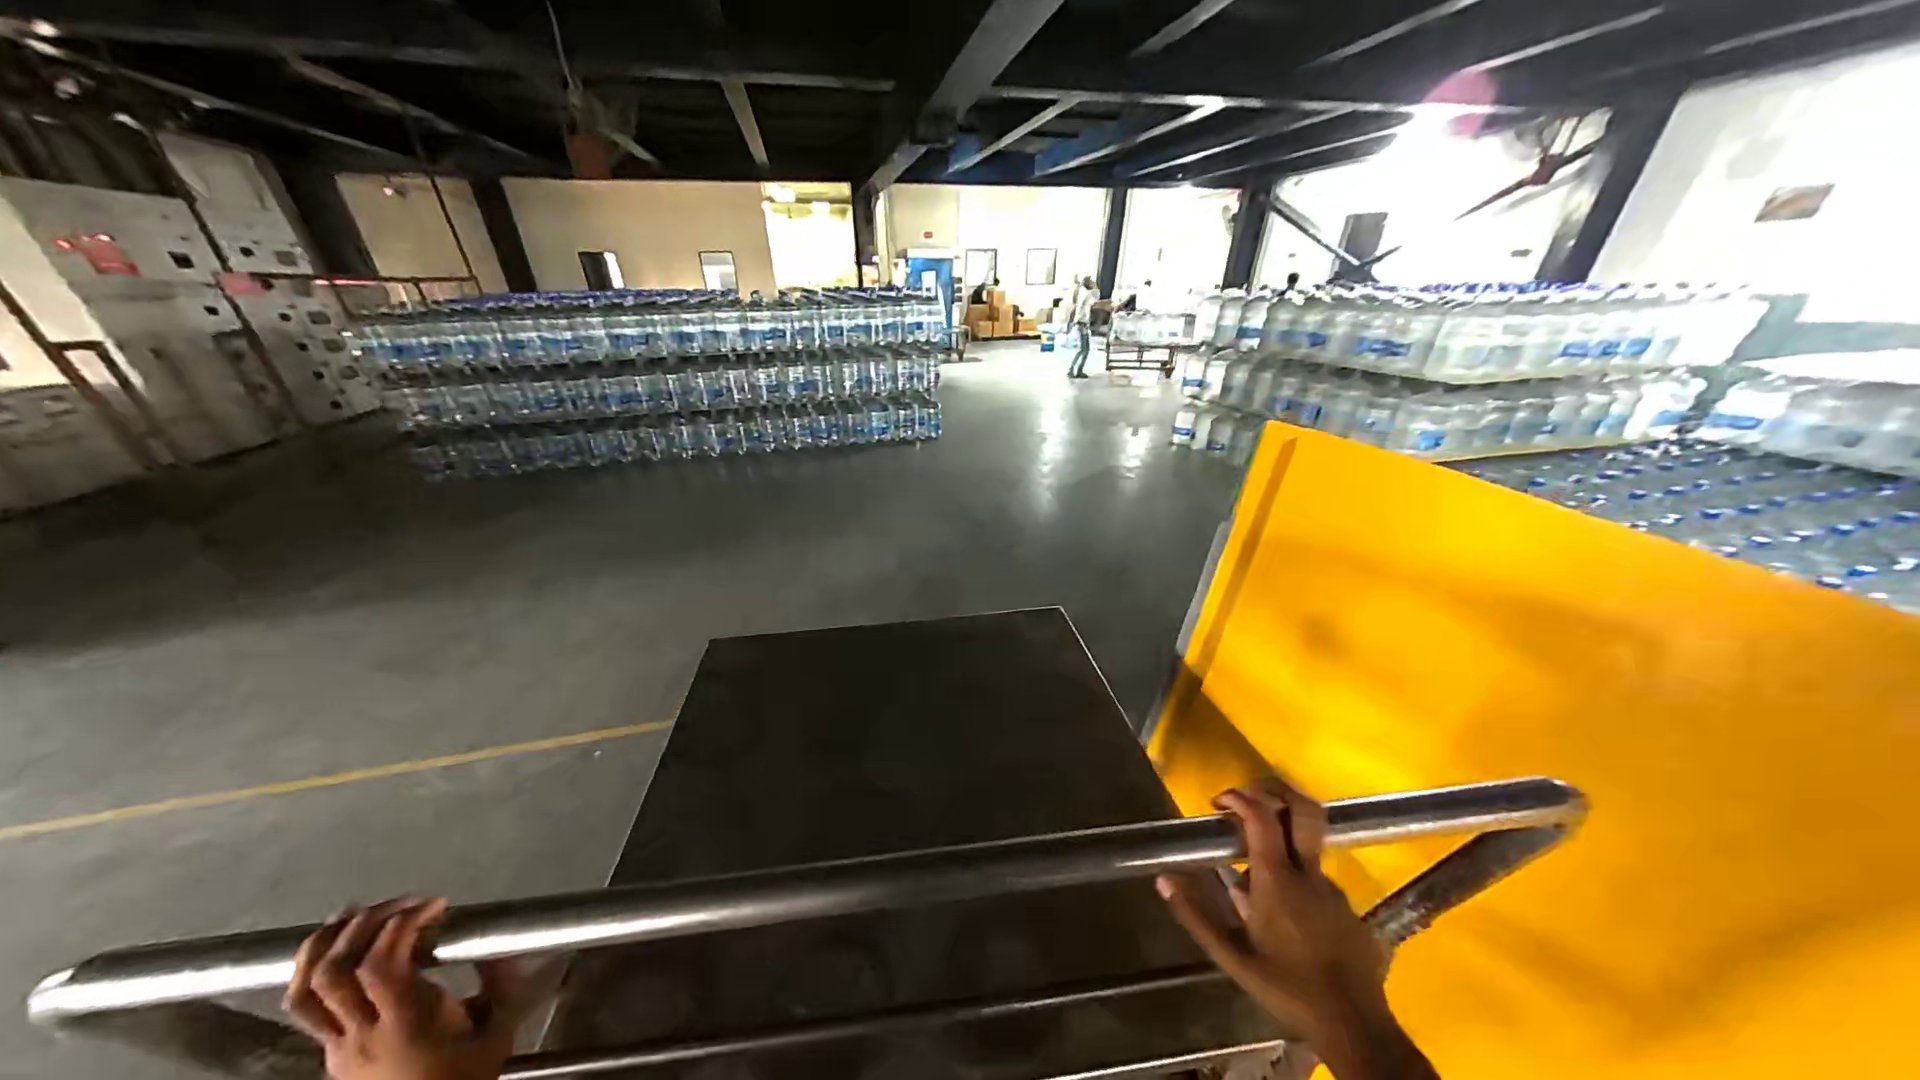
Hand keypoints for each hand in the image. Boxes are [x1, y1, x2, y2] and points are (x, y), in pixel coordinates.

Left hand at [284, 897, 537, 1079]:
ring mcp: (336, 1045)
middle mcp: (361, 1033)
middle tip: (403, 902)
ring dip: (326, 943)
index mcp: (405, 1024)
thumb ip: (499, 981)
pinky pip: (304, 1006)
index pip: (380, 965)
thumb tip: (498, 945)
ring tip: (354, 913)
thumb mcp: (498, 1028)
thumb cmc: (466, 1075)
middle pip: (336, 970)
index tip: (436, 904)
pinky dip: (312, 968)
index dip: (402, 923)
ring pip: (305, 990)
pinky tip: (334, 947)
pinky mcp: (327, 1051)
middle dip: (366, 923)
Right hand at [1158, 780, 1433, 1079]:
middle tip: (1250, 794)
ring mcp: (1334, 890)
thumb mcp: (1231, 956)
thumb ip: (1195, 914)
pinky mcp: (1350, 909)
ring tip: (1254, 878)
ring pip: (1307, 849)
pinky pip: (1317, 880)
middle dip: (1277, 790)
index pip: (1261, 817)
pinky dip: (1296, 879)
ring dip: (1281, 844)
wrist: (1356, 1028)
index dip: (1239, 797)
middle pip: (1303, 810)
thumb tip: (1163, 879)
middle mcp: (1309, 875)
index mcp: (1277, 880)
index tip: (1218, 801)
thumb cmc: (1287, 989)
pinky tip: (1285, 914)